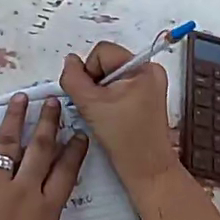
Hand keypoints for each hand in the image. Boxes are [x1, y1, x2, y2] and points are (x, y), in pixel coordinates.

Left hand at [0, 94, 114, 219]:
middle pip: (39, 150)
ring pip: (7, 145)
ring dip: (15, 120)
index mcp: (45, 212)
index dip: (75, 152)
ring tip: (21, 98)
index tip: (80, 132)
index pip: (65, 174)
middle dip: (48, 123)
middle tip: (53, 100)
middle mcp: (21, 191)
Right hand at [59, 43, 180, 192]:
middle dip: (95, 82)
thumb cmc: (127, 140)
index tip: (91, 95)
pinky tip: (112, 115)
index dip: (88, 72)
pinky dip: (111, 97)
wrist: (146, 167)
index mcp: (143, 67)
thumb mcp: (90, 104)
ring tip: (105, 112)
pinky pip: (120, 86)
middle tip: (97, 105)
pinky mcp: (148, 95)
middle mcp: (150, 71)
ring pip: (111, 75)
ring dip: (102, 91)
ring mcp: (151, 83)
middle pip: (107, 61)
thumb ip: (73, 78)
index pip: (102, 51)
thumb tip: (69, 62)